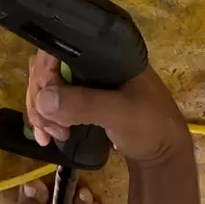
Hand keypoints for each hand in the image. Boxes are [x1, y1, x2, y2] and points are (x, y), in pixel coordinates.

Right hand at [25, 51, 193, 168]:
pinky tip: (46, 136)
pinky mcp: (83, 98)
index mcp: (103, 51)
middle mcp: (91, 60)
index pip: (59, 47)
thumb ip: (84, 104)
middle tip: (49, 127)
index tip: (45, 103)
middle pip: (48, 66)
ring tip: (50, 135)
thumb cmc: (151, 126)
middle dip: (40, 97)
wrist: (163, 156)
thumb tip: (43, 99)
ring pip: (47, 85)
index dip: (45, 72)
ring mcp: (86, 80)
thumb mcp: (121, 114)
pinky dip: (45, 117)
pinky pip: (54, 100)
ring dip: (41, 110)